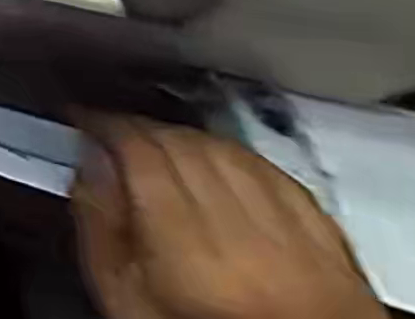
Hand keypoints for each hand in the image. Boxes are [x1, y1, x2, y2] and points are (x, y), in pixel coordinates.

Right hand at [73, 115, 385, 318]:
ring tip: (161, 146)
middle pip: (183, 144)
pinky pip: (278, 178)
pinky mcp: (332, 248)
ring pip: (228, 153)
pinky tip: (222, 164)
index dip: (104, 122)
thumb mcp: (123, 298)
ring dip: (186, 138)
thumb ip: (99, 227)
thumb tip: (90, 164)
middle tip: (114, 133)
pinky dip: (240, 159)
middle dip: (141, 128)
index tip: (82, 117)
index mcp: (185, 245)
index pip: (139, 150)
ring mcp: (294, 238)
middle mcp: (242, 231)